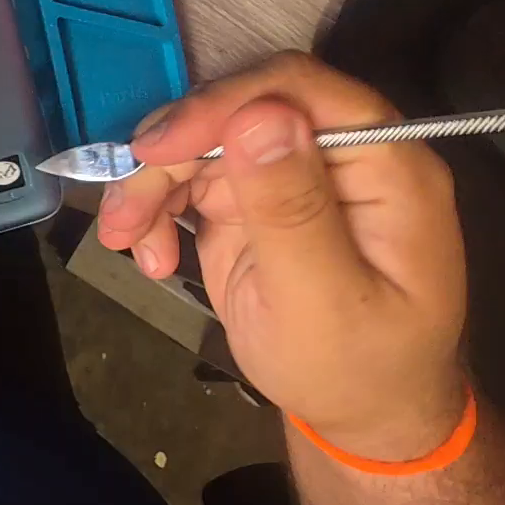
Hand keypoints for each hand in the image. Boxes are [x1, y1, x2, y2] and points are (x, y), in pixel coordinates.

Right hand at [96, 52, 467, 461]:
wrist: (350, 413)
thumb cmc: (355, 367)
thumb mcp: (322, 298)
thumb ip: (291, 207)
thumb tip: (260, 116)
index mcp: (380, 166)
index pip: (298, 91)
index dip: (222, 105)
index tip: (157, 148)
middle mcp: (328, 154)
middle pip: (230, 113)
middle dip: (167, 156)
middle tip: (124, 210)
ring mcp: (281, 173)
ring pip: (192, 143)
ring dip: (146, 187)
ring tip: (124, 241)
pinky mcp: (240, 196)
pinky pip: (178, 178)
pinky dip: (150, 210)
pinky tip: (147, 256)